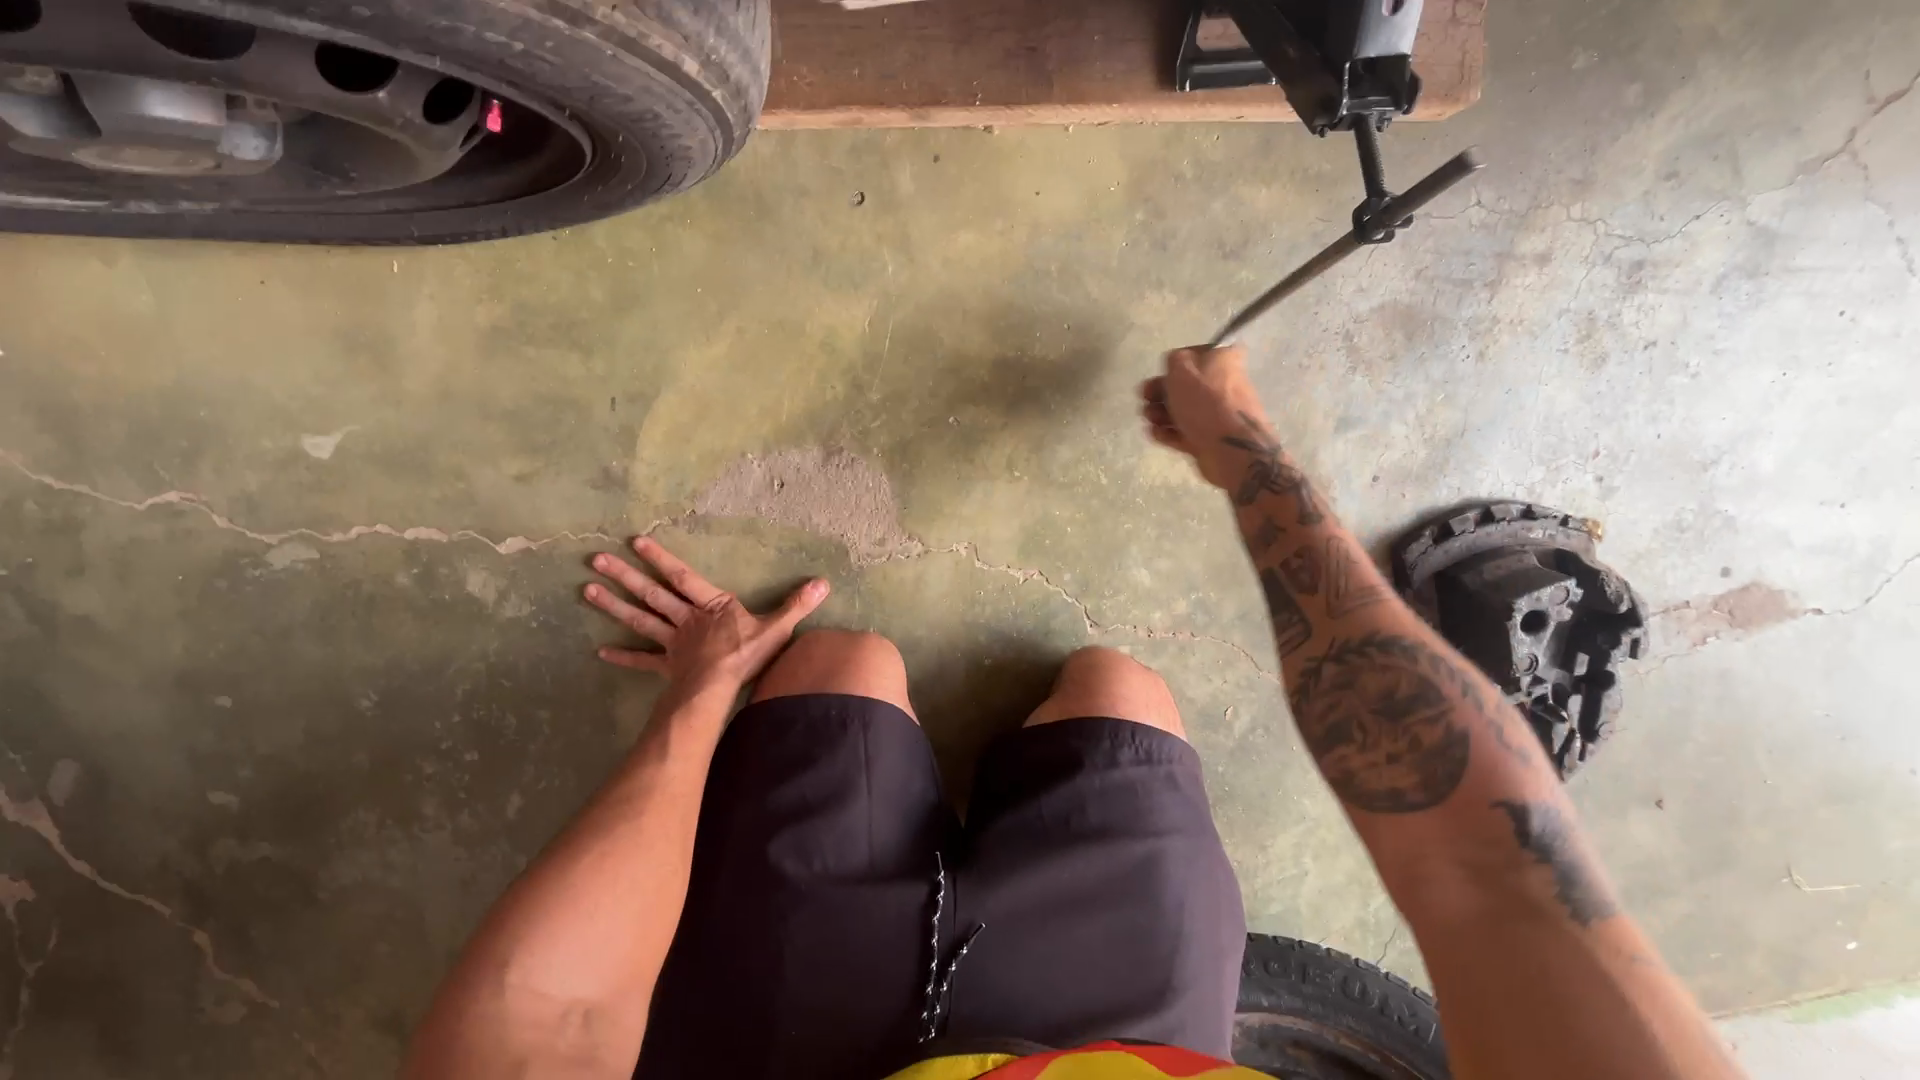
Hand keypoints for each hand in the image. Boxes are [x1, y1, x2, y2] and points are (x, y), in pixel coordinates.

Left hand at [584, 538, 829, 692]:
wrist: (718, 690)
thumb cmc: (745, 656)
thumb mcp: (777, 628)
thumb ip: (797, 605)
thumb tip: (823, 582)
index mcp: (710, 605)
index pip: (682, 576)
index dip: (661, 558)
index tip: (635, 541)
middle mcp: (686, 619)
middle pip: (652, 594)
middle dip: (625, 576)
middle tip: (594, 560)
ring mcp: (673, 643)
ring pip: (640, 620)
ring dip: (614, 606)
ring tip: (587, 590)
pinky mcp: (667, 667)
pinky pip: (642, 660)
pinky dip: (623, 655)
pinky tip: (600, 651)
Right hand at [1139, 344, 1269, 490]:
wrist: (1230, 449)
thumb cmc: (1205, 402)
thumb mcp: (1182, 369)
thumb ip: (1174, 360)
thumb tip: (1176, 366)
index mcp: (1223, 359)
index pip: (1194, 354)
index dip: (1173, 364)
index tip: (1159, 373)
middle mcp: (1223, 383)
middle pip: (1185, 385)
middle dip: (1160, 393)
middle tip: (1146, 399)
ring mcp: (1217, 413)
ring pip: (1183, 410)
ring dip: (1161, 414)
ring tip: (1150, 419)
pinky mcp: (1210, 438)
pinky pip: (1184, 431)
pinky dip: (1168, 432)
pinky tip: (1155, 433)